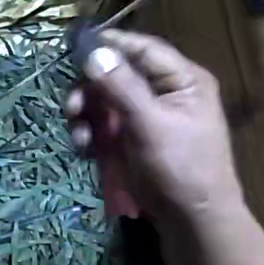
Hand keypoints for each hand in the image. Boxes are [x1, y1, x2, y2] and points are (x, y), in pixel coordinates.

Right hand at [64, 29, 241, 224]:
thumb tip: (94, 52)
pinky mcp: (130, 138)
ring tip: (79, 135)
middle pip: (116, 74)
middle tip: (72, 106)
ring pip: (104, 100)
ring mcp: (145, 116)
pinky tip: (84, 148)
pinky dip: (89, 133)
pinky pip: (102, 124)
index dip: (110, 44)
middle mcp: (163, 92)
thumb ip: (121, 87)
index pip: (142, 49)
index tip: (75, 46)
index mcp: (182, 80)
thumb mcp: (150, 124)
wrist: (191, 220)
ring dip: (85, 114)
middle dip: (90, 89)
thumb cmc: (180, 167)